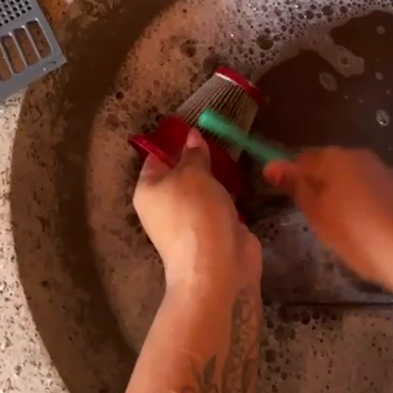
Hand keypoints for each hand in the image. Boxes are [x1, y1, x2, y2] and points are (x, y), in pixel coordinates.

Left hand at [134, 130, 261, 296]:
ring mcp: (191, 219)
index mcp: (149, 190)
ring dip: (217, 174)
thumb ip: (194, 153)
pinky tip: (243, 175)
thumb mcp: (193, 174)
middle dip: (199, 156)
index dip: (174, 140)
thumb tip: (191, 136)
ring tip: (234, 148)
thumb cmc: (195, 213)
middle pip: (181, 172)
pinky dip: (229, 192)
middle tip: (220, 132)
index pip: (156, 157)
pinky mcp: (214, 229)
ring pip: (203, 188)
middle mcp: (165, 205)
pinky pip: (220, 203)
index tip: (195, 124)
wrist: (217, 268)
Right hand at [263, 147, 392, 286]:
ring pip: (349, 180)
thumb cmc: (358, 235)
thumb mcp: (318, 214)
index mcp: (334, 157)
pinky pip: (369, 191)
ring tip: (341, 230)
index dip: (292, 179)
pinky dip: (361, 205)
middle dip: (318, 188)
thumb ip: (296, 187)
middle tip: (315, 221)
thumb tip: (271, 165)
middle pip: (327, 167)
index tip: (290, 203)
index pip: (301, 159)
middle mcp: (358, 155)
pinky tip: (365, 231)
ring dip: (340, 197)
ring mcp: (381, 170)